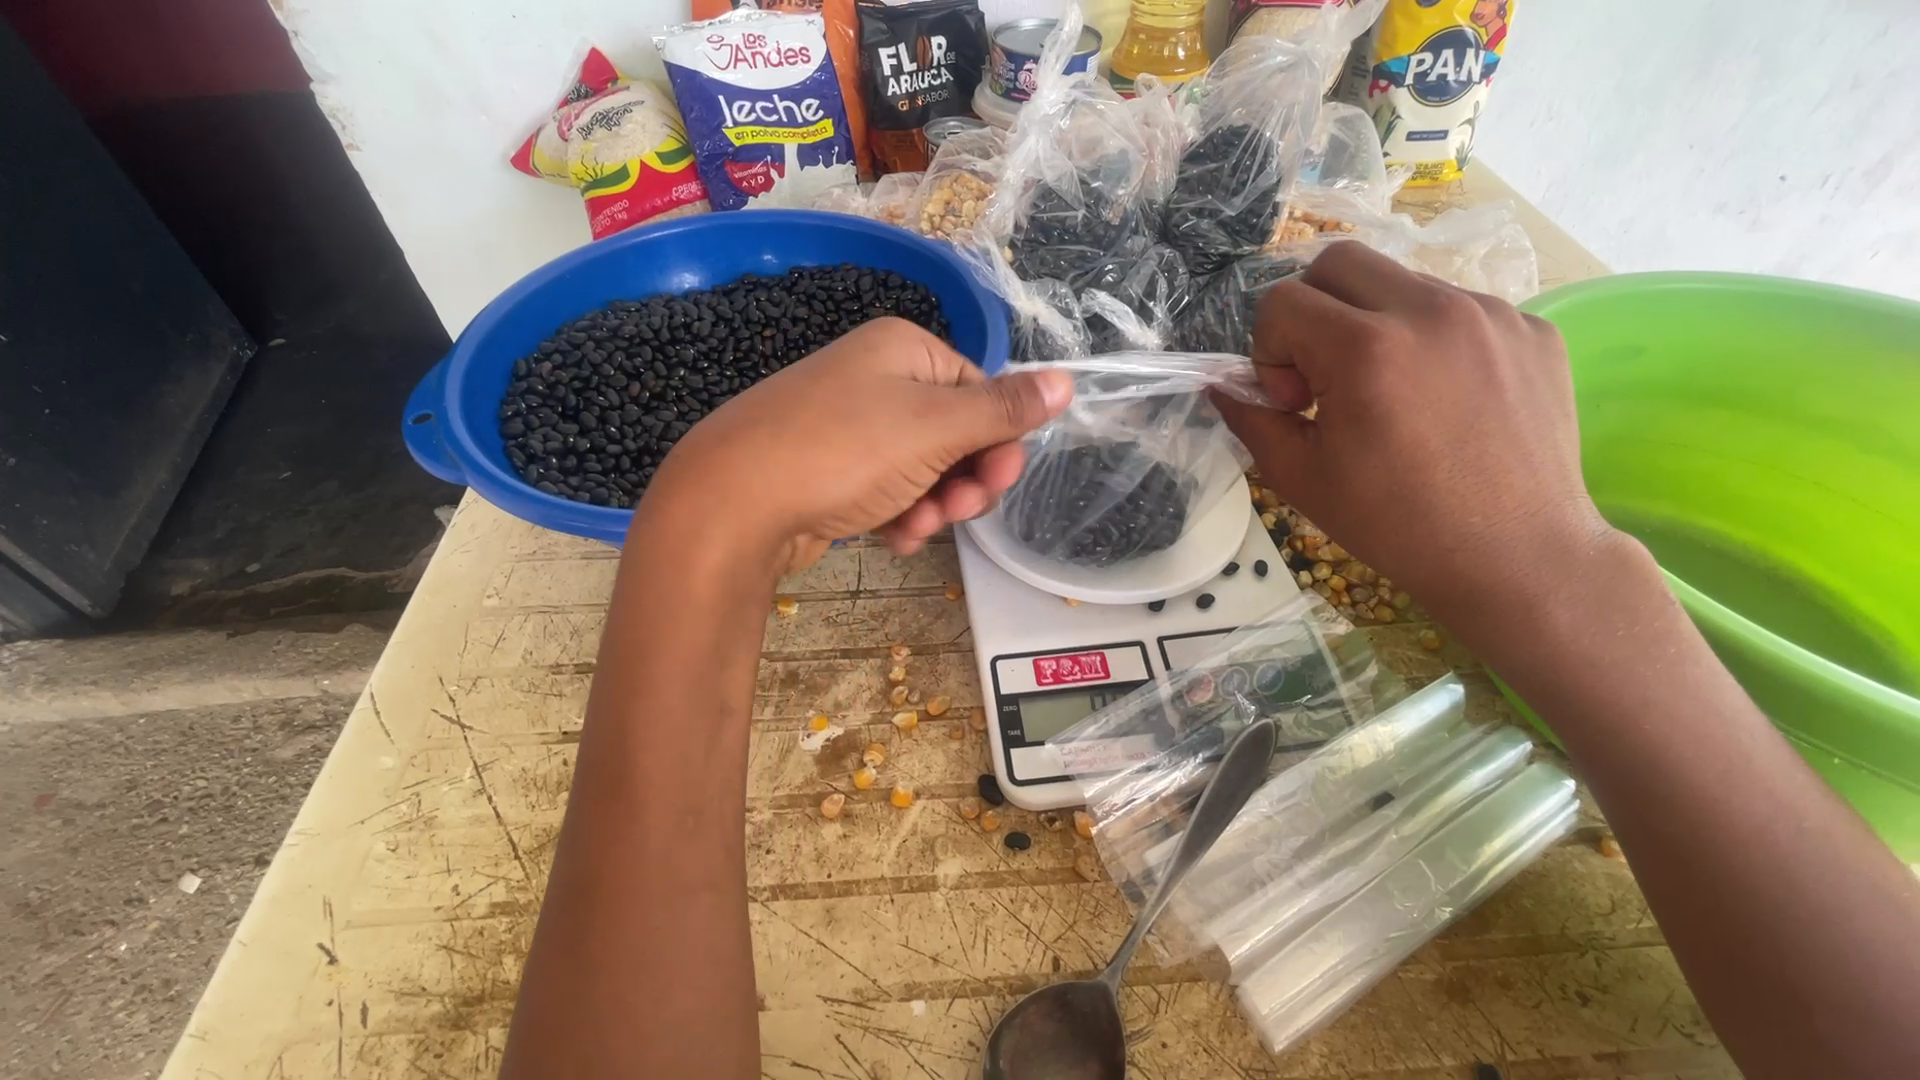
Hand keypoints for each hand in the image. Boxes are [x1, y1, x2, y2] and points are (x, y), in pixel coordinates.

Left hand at [652, 317, 1072, 567]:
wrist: (734, 503)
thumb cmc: (844, 451)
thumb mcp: (935, 427)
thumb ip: (1004, 409)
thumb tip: (1066, 380)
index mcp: (904, 350)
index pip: (980, 391)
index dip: (997, 442)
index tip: (998, 483)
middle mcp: (876, 379)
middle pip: (954, 433)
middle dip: (963, 480)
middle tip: (956, 511)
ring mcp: (848, 426)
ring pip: (922, 469)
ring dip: (932, 505)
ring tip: (914, 529)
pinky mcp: (829, 470)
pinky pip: (886, 490)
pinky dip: (898, 516)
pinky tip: (892, 539)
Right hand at [1212, 242, 1621, 617]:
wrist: (1515, 556)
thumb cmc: (1395, 525)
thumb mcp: (1300, 478)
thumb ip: (1251, 419)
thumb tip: (1221, 386)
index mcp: (1366, 349)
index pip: (1282, 301)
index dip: (1269, 351)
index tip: (1295, 402)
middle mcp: (1430, 310)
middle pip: (1339, 261)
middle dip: (1312, 311)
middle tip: (1326, 374)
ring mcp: (1491, 314)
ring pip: (1401, 282)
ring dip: (1374, 324)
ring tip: (1391, 393)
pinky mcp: (1533, 329)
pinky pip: (1459, 308)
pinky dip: (1431, 341)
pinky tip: (1443, 400)